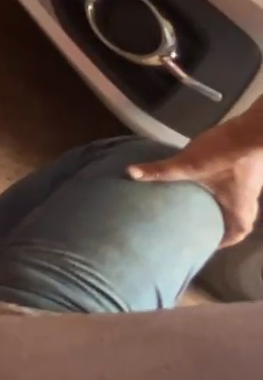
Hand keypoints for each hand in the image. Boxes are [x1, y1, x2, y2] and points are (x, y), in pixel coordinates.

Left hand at [129, 118, 262, 246]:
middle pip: (236, 220)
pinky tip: (195, 185)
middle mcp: (248, 199)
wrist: (254, 134)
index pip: (239, 231)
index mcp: (240, 205)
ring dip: (214, 208)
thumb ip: (160, 170)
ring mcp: (246, 185)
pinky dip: (213, 193)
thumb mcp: (188, 164)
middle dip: (217, 226)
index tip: (206, 245)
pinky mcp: (240, 171)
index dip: (225, 240)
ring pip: (232, 204)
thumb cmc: (226, 154)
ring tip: (190, 210)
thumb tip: (130, 173)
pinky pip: (228, 189)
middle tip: (193, 228)